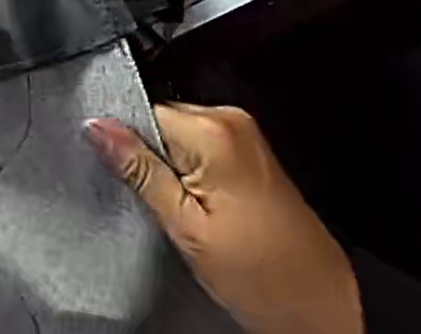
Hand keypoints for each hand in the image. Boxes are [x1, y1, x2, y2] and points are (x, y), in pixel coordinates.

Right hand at [85, 105, 361, 333]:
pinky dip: (190, 169)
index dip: (129, 144)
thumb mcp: (185, 226)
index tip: (130, 176)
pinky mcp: (248, 147)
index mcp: (213, 130)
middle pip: (160, 120)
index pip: (141, 111)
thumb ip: (138, 169)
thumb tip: (97, 127)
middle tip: (166, 204)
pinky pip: (198, 142)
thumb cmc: (262, 277)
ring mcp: (243, 131)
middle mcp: (230, 118)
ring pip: (176, 133)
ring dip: (170, 165)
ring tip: (188, 210)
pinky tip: (202, 204)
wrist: (323, 309)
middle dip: (151, 156)